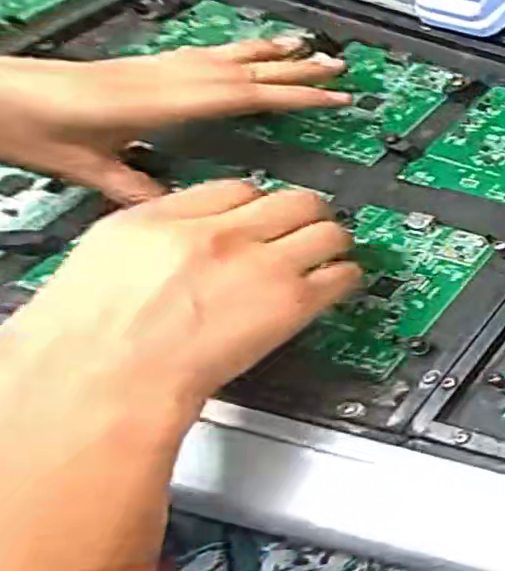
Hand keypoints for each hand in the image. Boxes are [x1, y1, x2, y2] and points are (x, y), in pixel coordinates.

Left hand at [0, 40, 348, 203]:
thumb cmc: (16, 126)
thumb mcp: (78, 166)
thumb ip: (135, 187)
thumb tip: (180, 210)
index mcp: (160, 102)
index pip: (246, 95)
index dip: (297, 96)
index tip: (339, 97)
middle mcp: (162, 79)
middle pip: (244, 69)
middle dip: (296, 68)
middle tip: (339, 65)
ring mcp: (149, 69)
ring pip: (224, 57)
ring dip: (269, 52)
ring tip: (306, 47)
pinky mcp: (135, 67)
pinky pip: (199, 55)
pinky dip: (232, 51)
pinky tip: (243, 51)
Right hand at [0, 179, 362, 432]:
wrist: (102, 381)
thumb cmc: (91, 336)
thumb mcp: (111, 257)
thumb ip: (171, 233)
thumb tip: (220, 225)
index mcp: (159, 221)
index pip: (240, 189)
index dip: (259, 205)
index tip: (268, 218)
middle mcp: (217, 237)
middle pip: (299, 202)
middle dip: (308, 218)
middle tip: (307, 234)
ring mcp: (263, 267)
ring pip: (332, 233)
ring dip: (333, 247)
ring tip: (322, 260)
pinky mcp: (296, 300)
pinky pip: (347, 274)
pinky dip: (345, 280)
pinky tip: (329, 288)